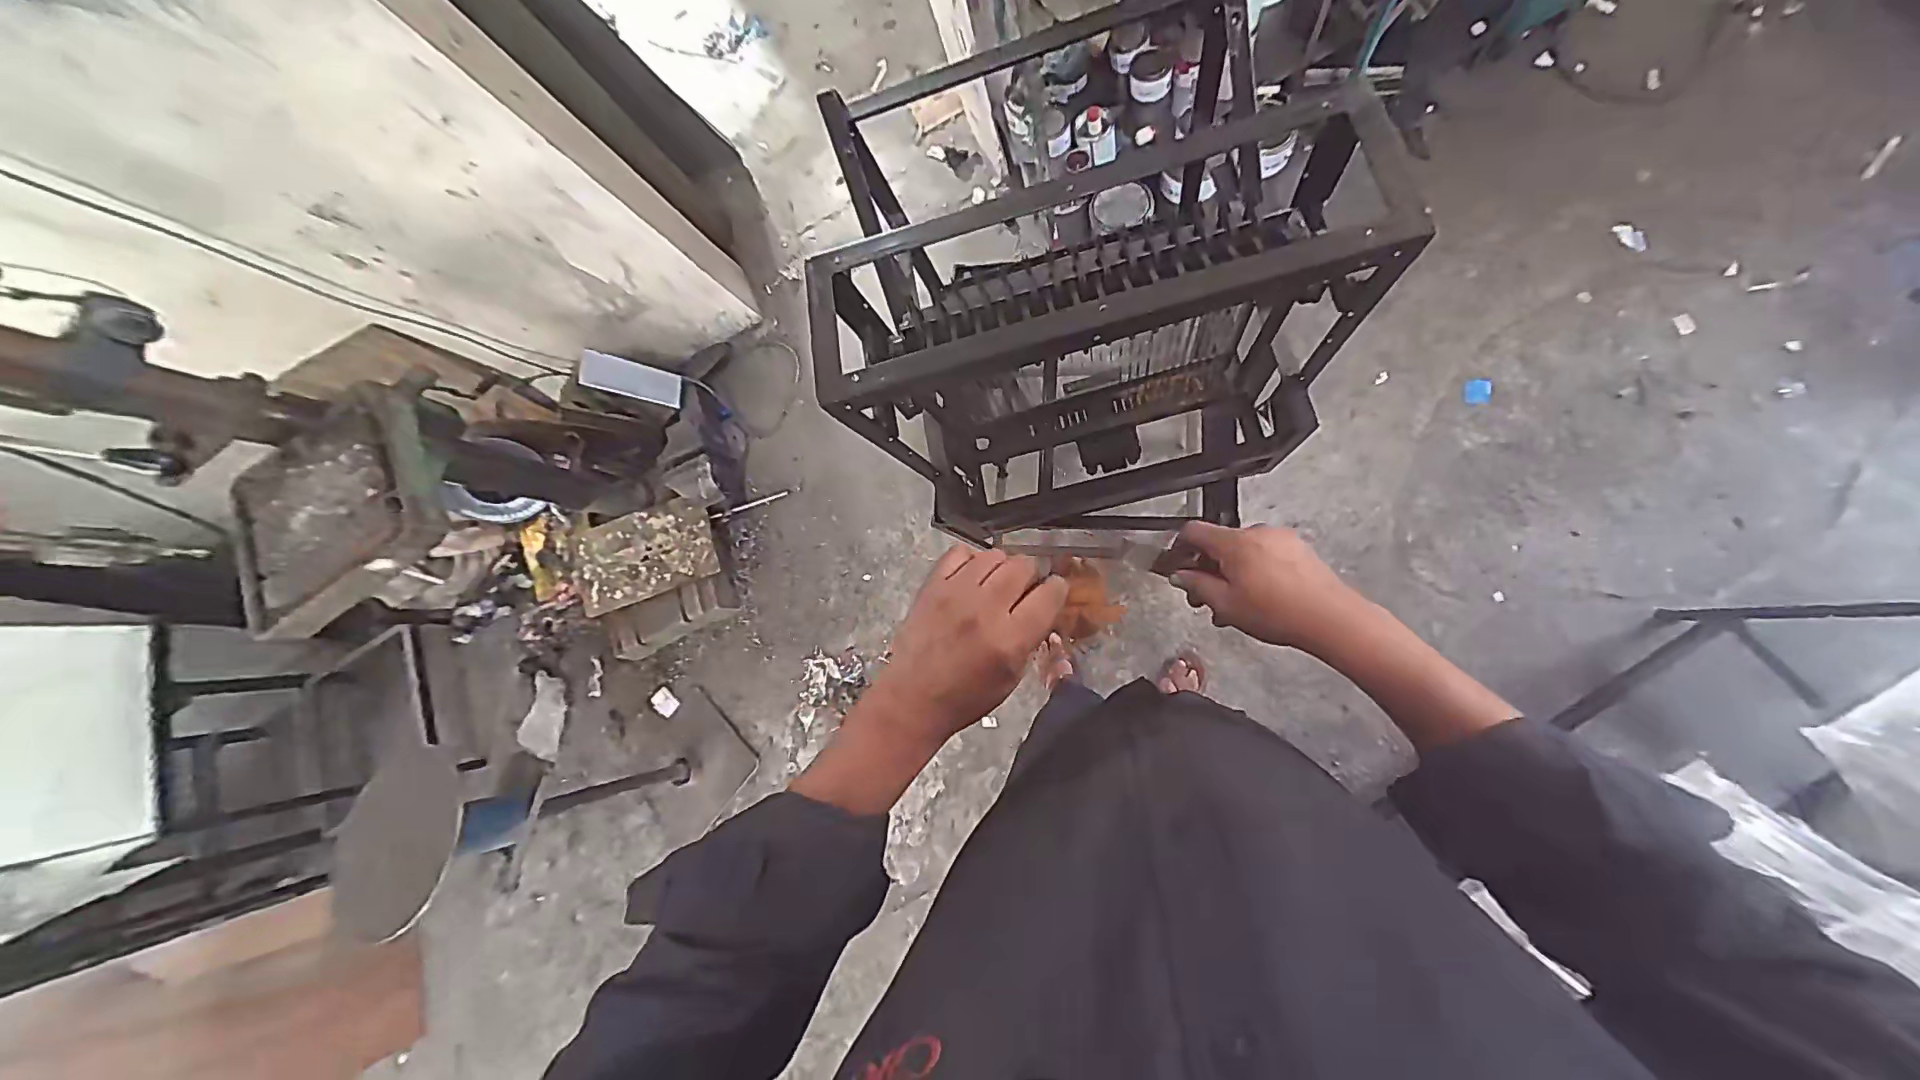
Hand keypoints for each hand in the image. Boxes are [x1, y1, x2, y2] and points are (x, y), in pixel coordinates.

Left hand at [865, 545, 1068, 746]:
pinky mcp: (933, 586)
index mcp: (1010, 639)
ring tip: (997, 583)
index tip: (1053, 591)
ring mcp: (956, 593)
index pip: (1049, 594)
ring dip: (1003, 566)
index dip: (1057, 589)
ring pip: (995, 555)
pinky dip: (972, 561)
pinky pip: (960, 553)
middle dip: (1032, 574)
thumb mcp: (1012, 677)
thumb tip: (1042, 608)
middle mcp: (985, 609)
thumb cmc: (965, 697)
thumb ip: (1030, 638)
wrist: (912, 698)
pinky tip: (972, 577)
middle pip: (1024, 565)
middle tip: (1025, 588)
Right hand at [1168, 522, 1371, 656]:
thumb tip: (1180, 575)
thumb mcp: (1224, 603)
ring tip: (1233, 604)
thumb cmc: (1281, 612)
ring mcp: (1280, 539)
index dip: (1178, 548)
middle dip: (1206, 568)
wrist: (1330, 618)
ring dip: (1231, 573)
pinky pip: (1264, 554)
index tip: (1176, 564)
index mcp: (1234, 542)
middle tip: (1203, 595)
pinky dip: (1253, 571)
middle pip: (1219, 543)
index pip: (1193, 531)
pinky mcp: (1297, 550)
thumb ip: (1196, 585)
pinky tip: (1257, 598)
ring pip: (1242, 551)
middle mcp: (1257, 533)